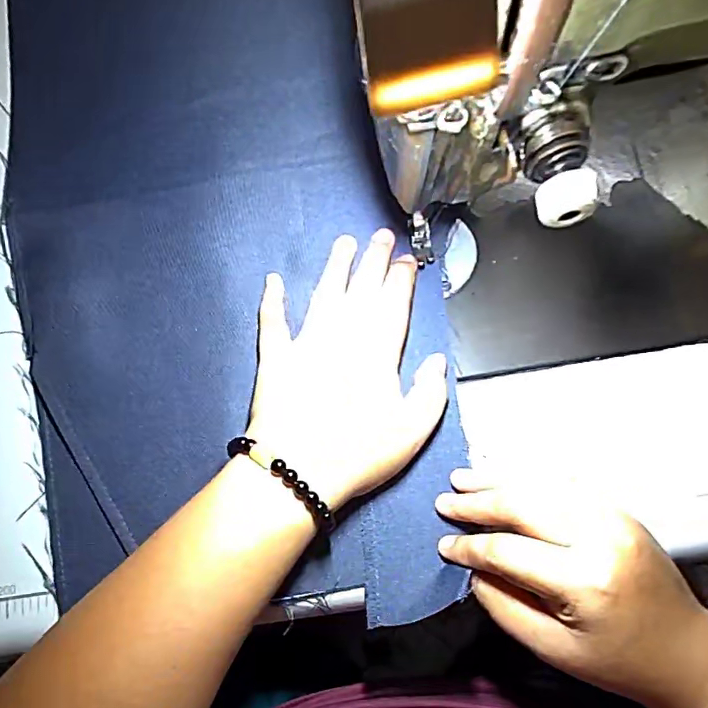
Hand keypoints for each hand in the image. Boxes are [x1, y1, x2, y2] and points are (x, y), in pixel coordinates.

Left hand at [246, 230, 449, 510]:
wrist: (298, 470)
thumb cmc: (357, 454)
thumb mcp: (413, 430)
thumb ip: (430, 392)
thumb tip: (435, 363)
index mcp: (379, 352)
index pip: (393, 303)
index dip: (401, 278)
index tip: (407, 260)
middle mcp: (343, 337)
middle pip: (361, 289)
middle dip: (374, 260)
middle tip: (381, 237)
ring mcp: (306, 344)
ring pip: (323, 293)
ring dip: (335, 267)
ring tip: (344, 244)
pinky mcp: (275, 360)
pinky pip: (273, 321)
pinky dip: (272, 301)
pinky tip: (274, 282)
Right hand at [435, 469, 707, 707]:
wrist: (686, 653)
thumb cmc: (622, 661)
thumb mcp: (552, 648)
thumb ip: (504, 606)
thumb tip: (474, 571)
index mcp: (584, 580)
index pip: (507, 549)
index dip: (469, 547)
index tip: (445, 547)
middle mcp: (602, 539)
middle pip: (525, 504)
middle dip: (479, 502)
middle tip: (446, 502)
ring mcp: (617, 520)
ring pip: (546, 485)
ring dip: (503, 482)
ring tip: (467, 480)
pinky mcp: (624, 515)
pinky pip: (571, 486)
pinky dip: (535, 480)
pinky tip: (512, 480)